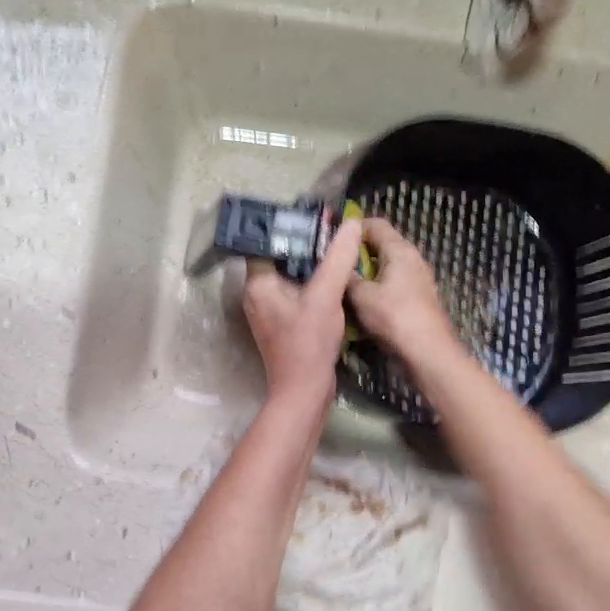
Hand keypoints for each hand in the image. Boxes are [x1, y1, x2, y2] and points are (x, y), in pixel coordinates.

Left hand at [242, 219, 364, 404]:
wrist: (305, 392)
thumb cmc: (308, 343)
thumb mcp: (326, 295)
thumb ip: (338, 258)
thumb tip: (351, 224)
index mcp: (258, 283)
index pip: (265, 242)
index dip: (288, 227)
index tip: (314, 218)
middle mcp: (258, 294)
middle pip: (280, 258)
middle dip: (305, 245)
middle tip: (332, 231)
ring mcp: (270, 311)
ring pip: (290, 276)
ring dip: (312, 265)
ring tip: (337, 249)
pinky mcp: (284, 324)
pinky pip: (297, 294)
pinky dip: (314, 285)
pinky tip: (336, 279)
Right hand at [347, 218, 458, 362]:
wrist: (429, 353)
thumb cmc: (394, 318)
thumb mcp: (361, 296)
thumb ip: (348, 277)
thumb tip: (338, 267)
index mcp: (399, 250)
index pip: (375, 224)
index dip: (352, 228)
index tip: (332, 241)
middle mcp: (412, 258)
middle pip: (382, 244)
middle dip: (358, 253)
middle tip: (335, 265)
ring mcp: (419, 278)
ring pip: (388, 266)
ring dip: (368, 273)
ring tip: (345, 284)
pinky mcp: (420, 297)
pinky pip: (394, 283)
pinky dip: (379, 288)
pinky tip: (364, 303)